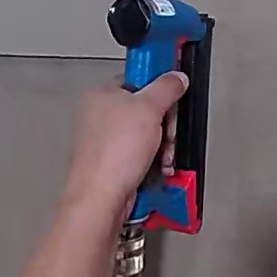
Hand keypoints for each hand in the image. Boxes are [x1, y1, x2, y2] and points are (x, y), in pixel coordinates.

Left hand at [62, 72, 189, 214]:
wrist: (101, 198)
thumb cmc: (113, 153)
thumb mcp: (149, 108)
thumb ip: (167, 87)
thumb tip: (177, 78)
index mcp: (101, 94)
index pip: (137, 79)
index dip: (158, 87)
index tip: (173, 92)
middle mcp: (99, 116)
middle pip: (145, 109)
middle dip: (165, 123)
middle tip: (168, 132)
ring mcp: (105, 142)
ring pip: (146, 134)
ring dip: (163, 145)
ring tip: (163, 155)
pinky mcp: (112, 164)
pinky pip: (141, 155)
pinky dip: (154, 161)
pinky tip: (158, 168)